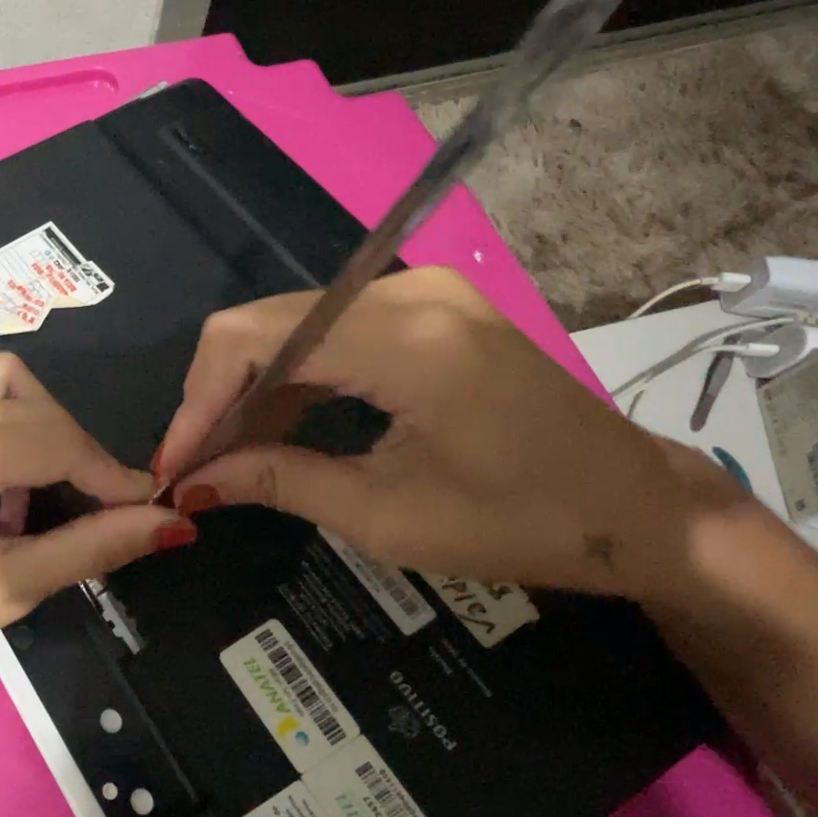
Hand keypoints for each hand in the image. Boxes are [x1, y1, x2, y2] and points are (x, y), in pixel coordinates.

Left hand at [0, 353, 190, 730]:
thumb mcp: (7, 589)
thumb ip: (91, 546)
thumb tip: (170, 522)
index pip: (48, 436)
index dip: (107, 469)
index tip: (149, 503)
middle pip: (28, 398)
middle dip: (75, 448)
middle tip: (99, 507)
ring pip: (1, 384)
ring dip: (40, 430)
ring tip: (45, 501)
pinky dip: (8, 433)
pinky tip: (8, 495)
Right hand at [159, 267, 710, 598]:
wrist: (642, 510)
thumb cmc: (525, 523)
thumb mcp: (387, 515)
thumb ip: (278, 482)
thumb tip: (192, 483)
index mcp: (406, 339)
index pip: (254, 339)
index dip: (198, 399)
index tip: (175, 463)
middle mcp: (406, 293)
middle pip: (263, 323)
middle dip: (216, 395)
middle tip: (195, 464)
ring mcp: (418, 294)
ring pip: (288, 326)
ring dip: (249, 389)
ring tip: (226, 454)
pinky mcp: (423, 309)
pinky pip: (325, 333)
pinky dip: (290, 379)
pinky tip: (274, 426)